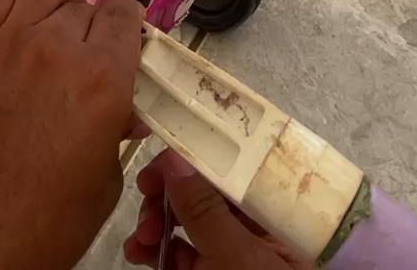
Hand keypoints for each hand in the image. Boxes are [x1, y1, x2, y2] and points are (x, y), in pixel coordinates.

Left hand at [0, 0, 144, 269]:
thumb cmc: (44, 225)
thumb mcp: (104, 183)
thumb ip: (118, 128)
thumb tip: (124, 106)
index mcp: (102, 79)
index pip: (125, 17)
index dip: (132, 27)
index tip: (131, 40)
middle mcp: (59, 47)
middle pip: (90, 6)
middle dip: (100, 28)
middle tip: (97, 57)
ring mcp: (14, 42)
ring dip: (63, 2)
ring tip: (63, 29)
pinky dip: (22, 0)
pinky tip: (27, 24)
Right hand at [123, 149, 312, 269]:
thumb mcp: (237, 261)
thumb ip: (206, 211)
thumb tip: (174, 157)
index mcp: (277, 222)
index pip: (234, 173)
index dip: (194, 161)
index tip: (157, 161)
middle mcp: (256, 236)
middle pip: (204, 196)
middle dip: (167, 196)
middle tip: (143, 199)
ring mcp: (231, 261)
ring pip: (188, 226)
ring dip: (156, 224)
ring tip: (139, 240)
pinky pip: (182, 256)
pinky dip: (159, 252)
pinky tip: (140, 254)